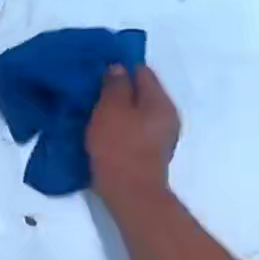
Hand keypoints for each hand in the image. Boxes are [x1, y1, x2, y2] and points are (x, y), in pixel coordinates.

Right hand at [87, 63, 180, 202]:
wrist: (130, 193)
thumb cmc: (119, 146)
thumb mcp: (111, 109)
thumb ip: (115, 84)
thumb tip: (118, 67)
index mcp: (161, 101)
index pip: (141, 70)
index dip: (118, 66)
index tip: (95, 70)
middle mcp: (167, 115)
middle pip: (141, 91)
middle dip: (117, 88)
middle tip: (90, 90)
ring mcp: (161, 135)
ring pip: (136, 110)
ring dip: (117, 108)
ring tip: (92, 110)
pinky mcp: (150, 151)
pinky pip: (134, 127)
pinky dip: (119, 124)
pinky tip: (101, 129)